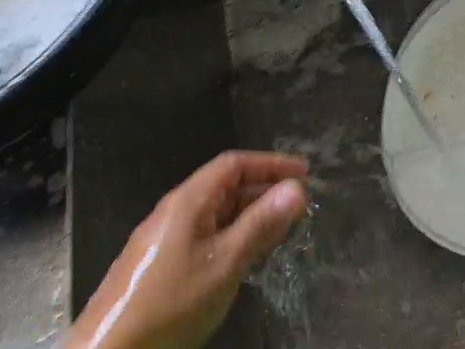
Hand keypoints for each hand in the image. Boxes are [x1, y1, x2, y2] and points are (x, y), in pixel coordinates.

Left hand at [66, 151, 309, 348]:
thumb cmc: (172, 301)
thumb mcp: (226, 261)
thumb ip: (262, 222)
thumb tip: (297, 188)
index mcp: (187, 203)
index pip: (234, 164)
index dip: (272, 163)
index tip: (306, 174)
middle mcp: (172, 214)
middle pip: (226, 187)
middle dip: (265, 192)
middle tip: (299, 209)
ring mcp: (162, 241)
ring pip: (216, 214)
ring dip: (251, 217)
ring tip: (280, 234)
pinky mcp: (158, 266)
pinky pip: (204, 236)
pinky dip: (233, 237)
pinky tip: (245, 259)